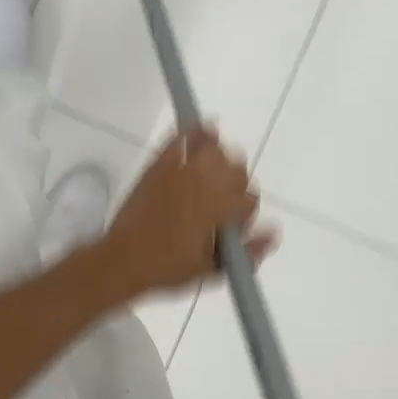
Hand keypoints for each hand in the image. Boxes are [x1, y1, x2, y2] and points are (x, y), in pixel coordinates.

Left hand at [95, 126, 277, 298]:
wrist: (123, 258)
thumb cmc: (168, 269)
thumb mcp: (212, 271)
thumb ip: (248, 252)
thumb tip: (274, 232)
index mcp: (219, 209)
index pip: (249, 197)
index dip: (245, 212)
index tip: (234, 223)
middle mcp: (204, 183)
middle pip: (236, 167)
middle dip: (236, 182)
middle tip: (223, 198)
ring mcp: (181, 168)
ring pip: (215, 148)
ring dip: (219, 157)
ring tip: (212, 170)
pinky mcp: (161, 161)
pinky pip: (183, 135)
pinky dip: (195, 128)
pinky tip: (202, 127)